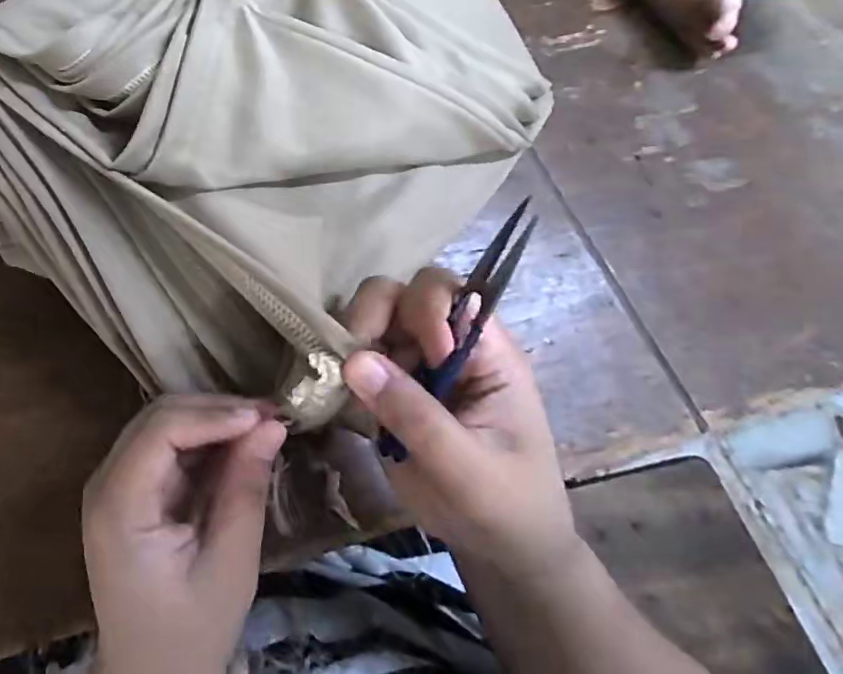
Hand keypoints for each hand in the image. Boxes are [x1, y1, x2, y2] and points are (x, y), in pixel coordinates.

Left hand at [82, 395, 286, 673]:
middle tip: (270, 415)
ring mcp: (115, 483)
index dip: (213, 415)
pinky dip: (205, 437)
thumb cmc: (189, 632)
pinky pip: (167, 444)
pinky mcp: (131, 489)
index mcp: (117, 505)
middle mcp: (106, 482)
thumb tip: (271, 425)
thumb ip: (245, 490)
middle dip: (216, 410)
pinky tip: (239, 442)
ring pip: (163, 423)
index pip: (161, 430)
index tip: (263, 417)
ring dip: (213, 418)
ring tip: (262, 424)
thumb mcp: (229, 567)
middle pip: (159, 417)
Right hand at [339, 269, 579, 572]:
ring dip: (352, 340)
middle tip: (356, 359)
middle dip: (373, 314)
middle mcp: (446, 344)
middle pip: (401, 294)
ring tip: (345, 384)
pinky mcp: (389, 386)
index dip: (426, 309)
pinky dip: (341, 368)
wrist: (499, 550)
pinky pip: (357, 358)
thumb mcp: (467, 470)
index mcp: (485, 350)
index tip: (423, 357)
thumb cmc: (503, 506)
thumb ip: (416, 415)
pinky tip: (339, 397)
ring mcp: (415, 364)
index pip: (450, 293)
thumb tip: (354, 360)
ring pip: (372, 321)